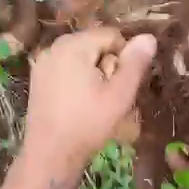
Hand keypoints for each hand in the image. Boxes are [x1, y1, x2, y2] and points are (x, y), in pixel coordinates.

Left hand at [22, 29, 156, 166]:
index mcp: (74, 46)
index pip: (112, 35)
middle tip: (109, 94)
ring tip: (95, 99)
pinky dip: (78, 78)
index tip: (122, 84)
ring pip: (82, 56)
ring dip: (94, 72)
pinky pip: (67, 67)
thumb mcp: (120, 94)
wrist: (51, 152)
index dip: (124, 58)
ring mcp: (43, 62)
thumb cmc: (89, 123)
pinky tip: (79, 102)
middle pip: (95, 44)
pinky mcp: (38, 77)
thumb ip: (135, 63)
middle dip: (108, 64)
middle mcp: (54, 46)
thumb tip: (149, 37)